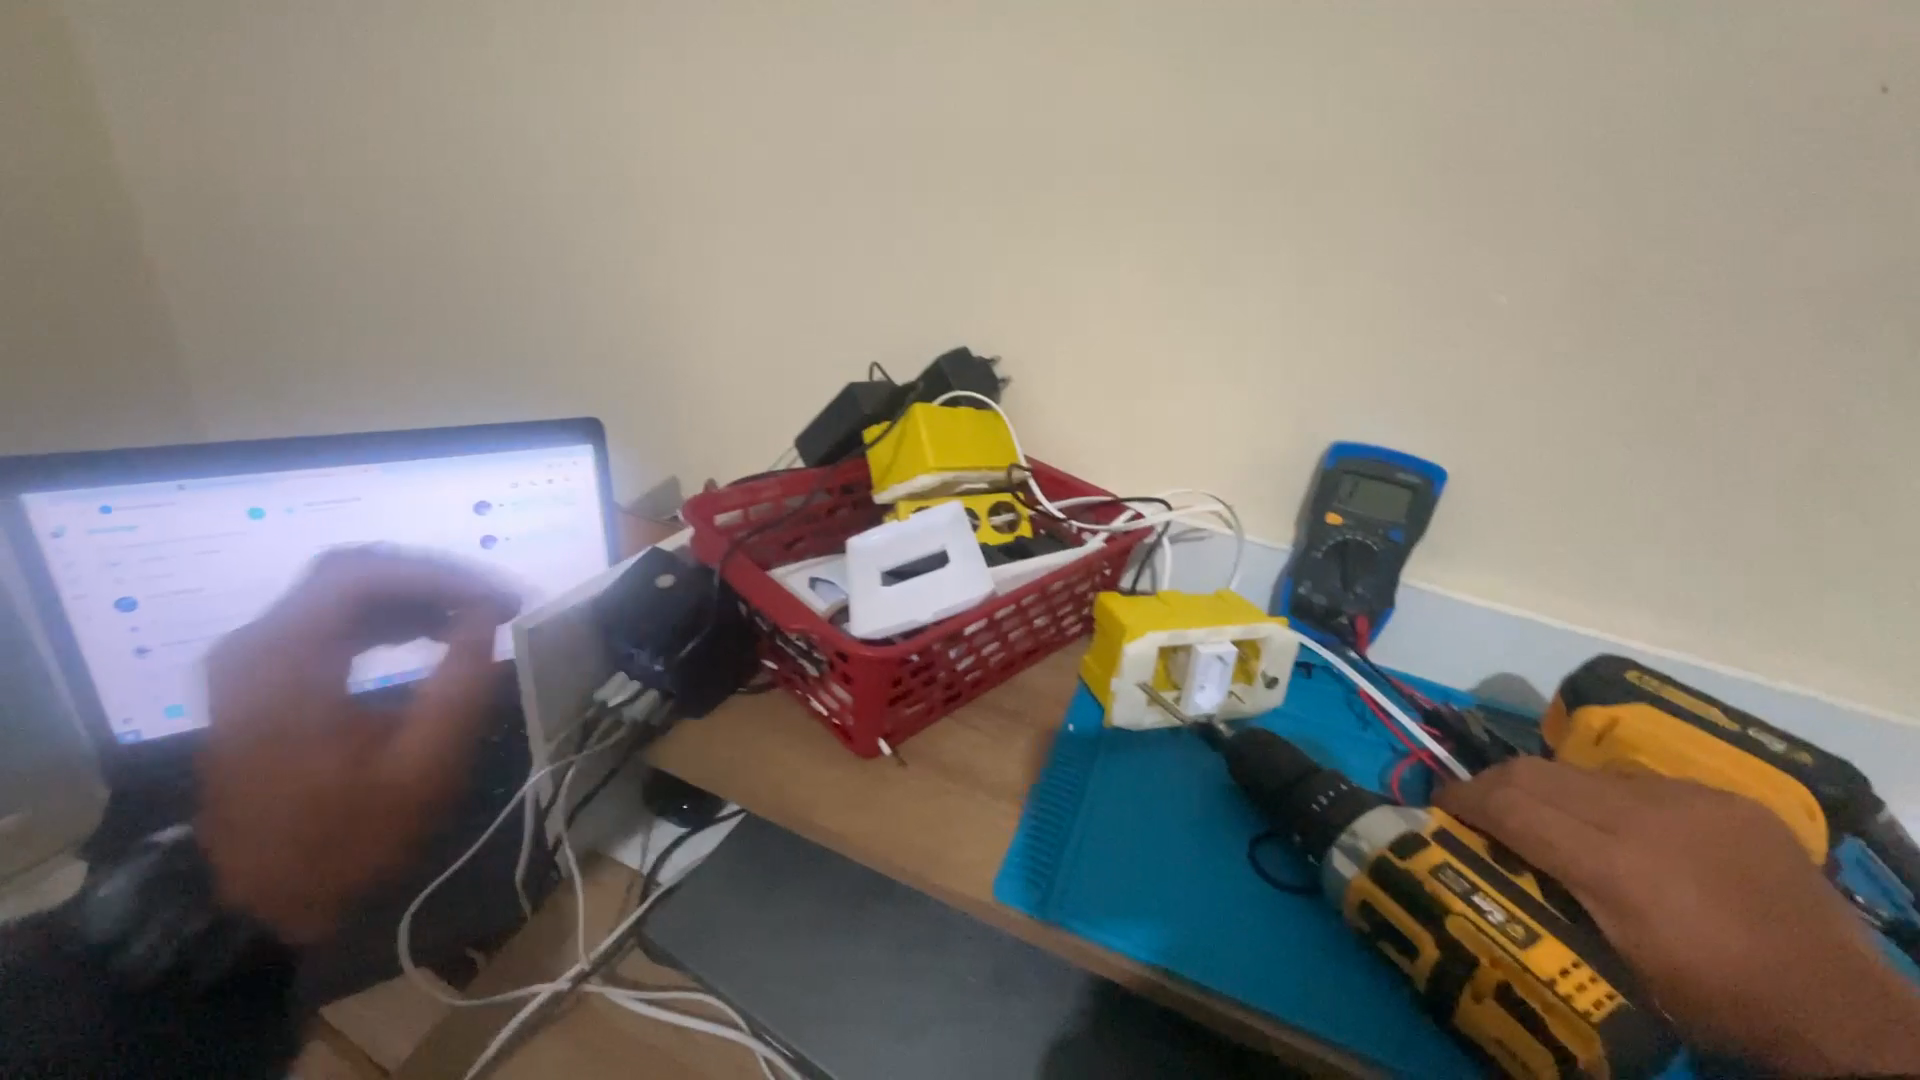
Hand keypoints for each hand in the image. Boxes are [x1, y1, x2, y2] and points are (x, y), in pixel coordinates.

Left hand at [195, 547, 519, 943]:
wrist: (260, 903)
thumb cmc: (349, 837)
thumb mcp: (425, 765)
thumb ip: (463, 679)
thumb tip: (488, 614)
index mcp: (285, 660)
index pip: (366, 576)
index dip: (444, 576)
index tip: (502, 600)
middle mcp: (255, 644)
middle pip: (350, 572)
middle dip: (432, 579)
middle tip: (493, 603)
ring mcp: (251, 659)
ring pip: (340, 591)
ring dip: (413, 596)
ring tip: (474, 617)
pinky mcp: (260, 677)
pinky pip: (327, 620)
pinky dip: (385, 618)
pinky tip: (427, 635)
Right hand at [1435, 758, 1919, 1076]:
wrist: (1839, 1008)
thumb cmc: (1711, 1001)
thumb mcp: (1611, 963)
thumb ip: (1548, 896)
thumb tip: (1488, 858)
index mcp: (1614, 866)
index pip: (1509, 803)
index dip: (1461, 798)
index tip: (1437, 806)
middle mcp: (1646, 816)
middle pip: (1534, 772)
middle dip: (1489, 784)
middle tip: (1473, 808)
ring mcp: (1691, 800)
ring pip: (1582, 772)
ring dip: (1546, 790)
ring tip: (1541, 819)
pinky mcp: (1725, 798)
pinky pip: (1637, 783)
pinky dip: (1603, 799)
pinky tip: (1617, 831)